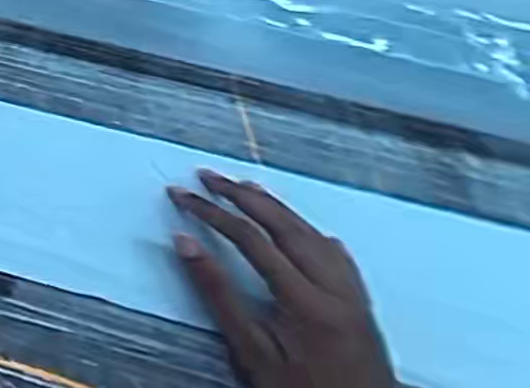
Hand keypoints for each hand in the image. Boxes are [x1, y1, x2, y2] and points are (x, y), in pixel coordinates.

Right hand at [168, 170, 395, 387]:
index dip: (211, 212)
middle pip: (288, 230)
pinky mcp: (364, 311)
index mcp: (307, 302)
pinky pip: (341, 261)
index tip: (177, 194)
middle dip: (244, 197)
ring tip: (246, 186)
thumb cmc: (296, 387)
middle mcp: (336, 293)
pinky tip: (311, 230)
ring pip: (316, 239)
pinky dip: (316, 236)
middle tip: (207, 175)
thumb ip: (217, 292)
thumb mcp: (249, 348)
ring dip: (278, 208)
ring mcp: (356, 302)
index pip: (251, 240)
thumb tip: (182, 239)